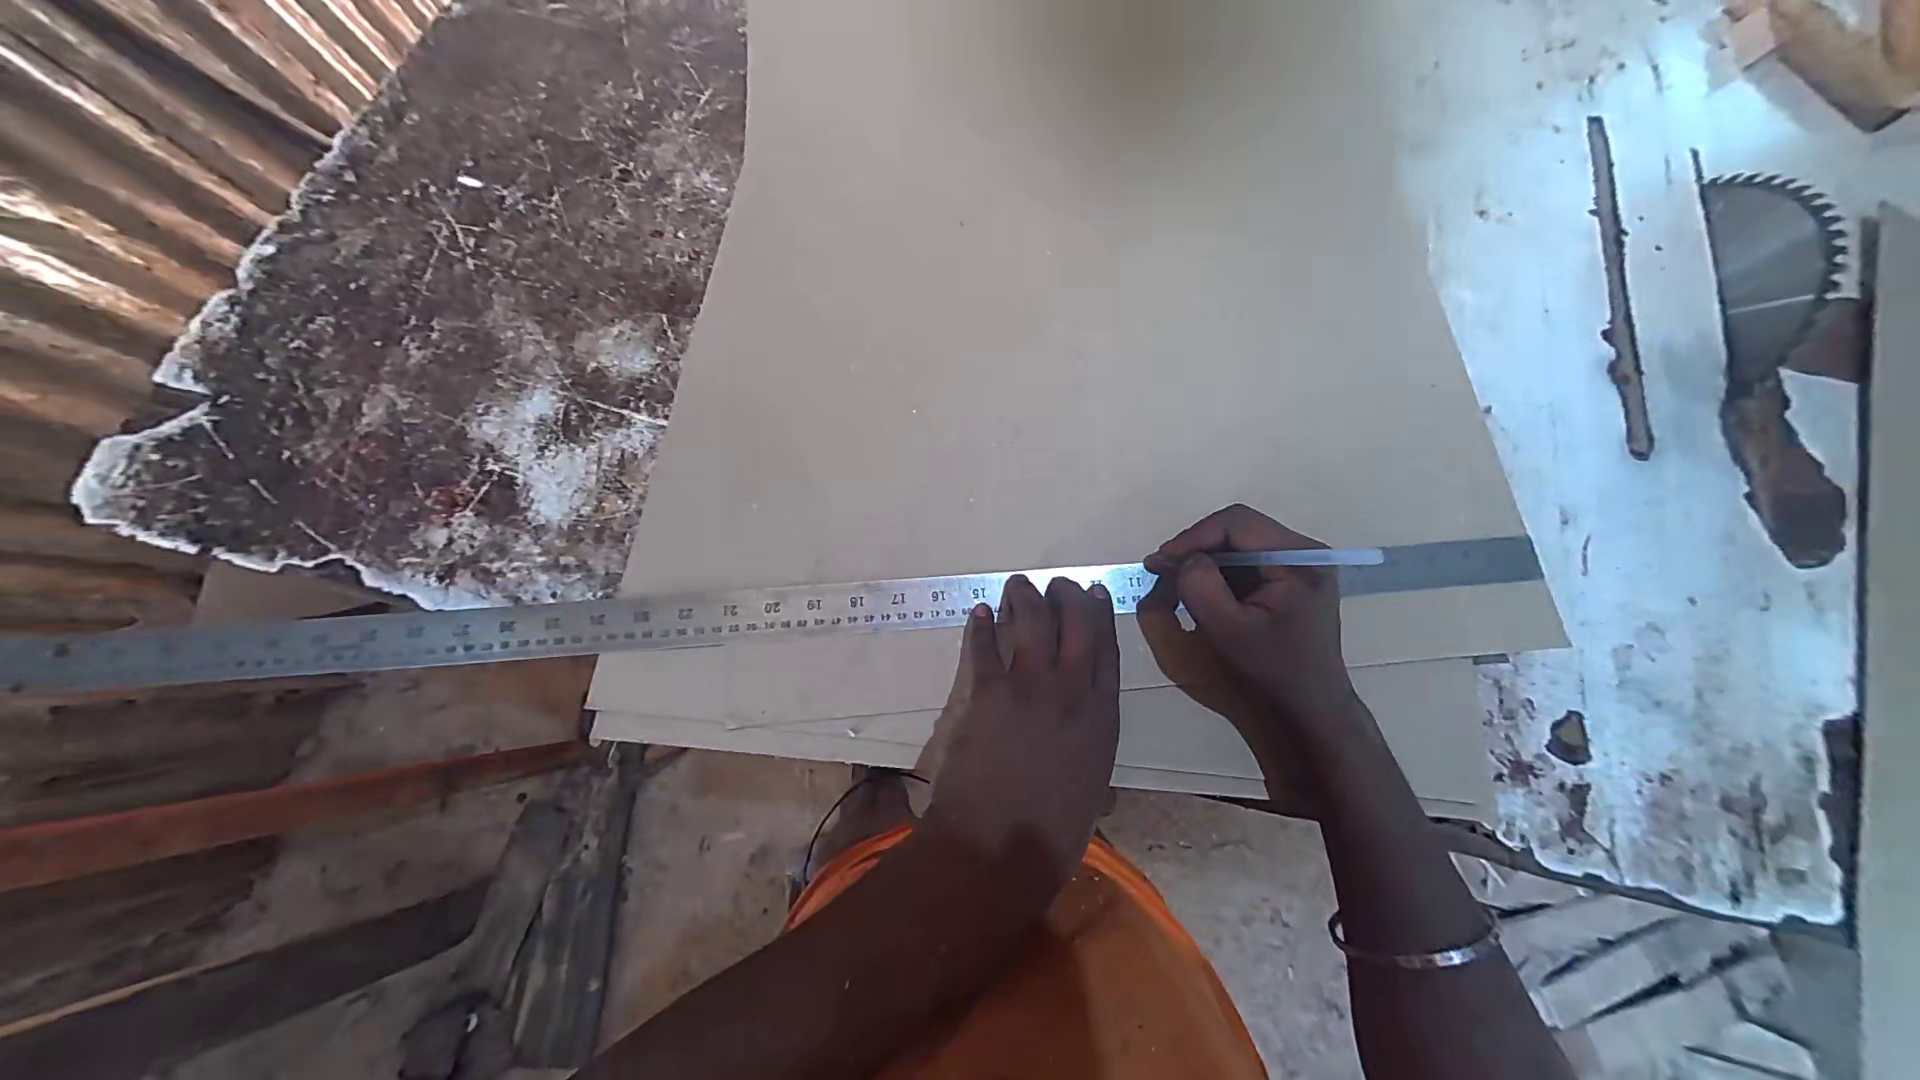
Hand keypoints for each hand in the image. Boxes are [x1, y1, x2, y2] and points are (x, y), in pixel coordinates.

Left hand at [921, 576, 1120, 895]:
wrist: (1000, 850)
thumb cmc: (1051, 835)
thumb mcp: (1091, 788)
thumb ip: (1089, 749)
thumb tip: (1084, 738)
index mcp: (1103, 718)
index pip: (1108, 650)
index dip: (1101, 615)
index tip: (1095, 591)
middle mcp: (1073, 692)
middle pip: (1075, 625)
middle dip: (1067, 596)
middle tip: (1056, 584)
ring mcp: (1030, 688)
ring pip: (1032, 623)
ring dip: (1024, 598)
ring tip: (1017, 585)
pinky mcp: (988, 693)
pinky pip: (984, 648)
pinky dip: (980, 626)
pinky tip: (979, 612)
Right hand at [1140, 505, 1358, 736]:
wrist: (1302, 719)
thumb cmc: (1267, 678)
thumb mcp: (1227, 632)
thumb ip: (1199, 586)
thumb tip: (1177, 559)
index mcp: (1300, 561)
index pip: (1236, 523)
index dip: (1193, 537)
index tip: (1160, 564)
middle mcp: (1302, 558)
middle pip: (1235, 533)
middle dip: (1195, 552)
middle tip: (1161, 577)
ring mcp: (1294, 573)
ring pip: (1234, 550)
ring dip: (1201, 567)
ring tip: (1174, 591)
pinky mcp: (1283, 589)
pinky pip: (1239, 570)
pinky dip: (1212, 580)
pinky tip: (1196, 601)